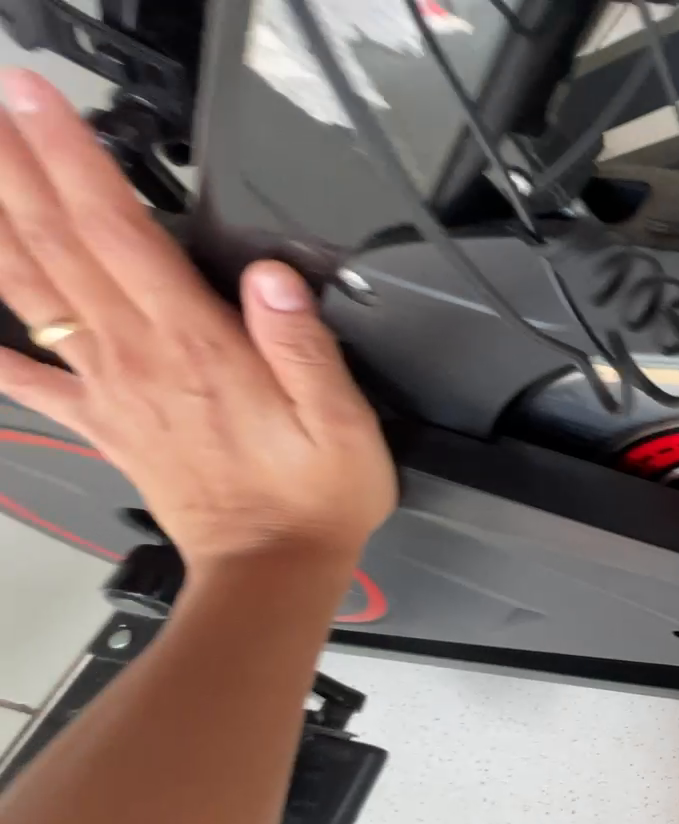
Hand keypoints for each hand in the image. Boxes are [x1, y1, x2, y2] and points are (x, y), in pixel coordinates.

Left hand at [0, 68, 393, 574]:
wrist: (276, 562)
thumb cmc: (318, 493)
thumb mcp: (344, 422)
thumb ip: (306, 348)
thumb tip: (278, 280)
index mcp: (199, 350)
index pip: (123, 237)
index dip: (78, 163)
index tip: (41, 103)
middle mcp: (139, 359)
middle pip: (58, 245)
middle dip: (15, 167)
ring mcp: (111, 388)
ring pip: (30, 287)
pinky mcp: (106, 421)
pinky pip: (24, 372)